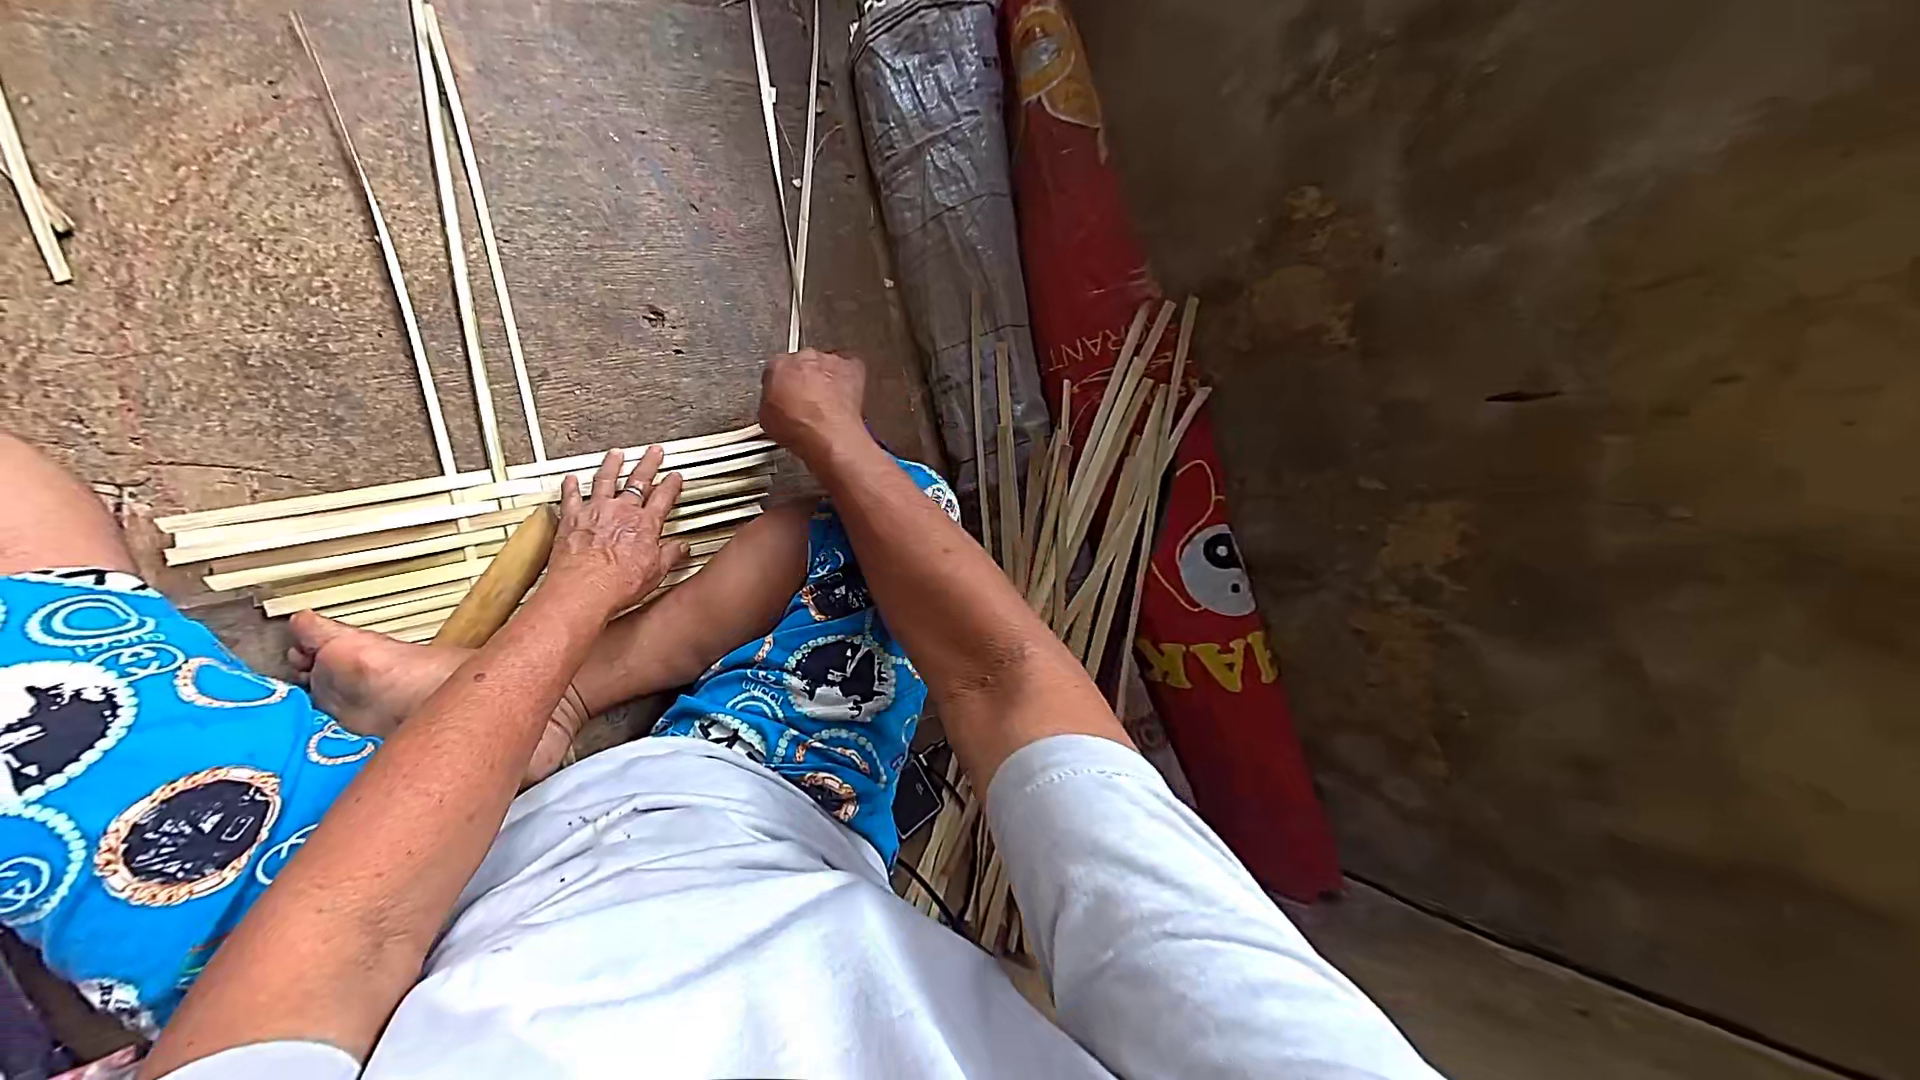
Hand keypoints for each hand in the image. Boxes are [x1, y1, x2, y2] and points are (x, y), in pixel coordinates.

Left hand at [546, 447, 688, 619]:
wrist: (584, 590)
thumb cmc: (617, 584)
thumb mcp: (656, 572)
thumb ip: (670, 555)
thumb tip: (681, 549)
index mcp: (645, 524)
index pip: (664, 497)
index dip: (671, 485)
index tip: (674, 477)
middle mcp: (621, 512)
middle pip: (638, 480)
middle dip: (648, 464)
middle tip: (654, 452)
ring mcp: (596, 512)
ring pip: (605, 480)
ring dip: (612, 465)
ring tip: (616, 454)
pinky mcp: (572, 518)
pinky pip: (571, 496)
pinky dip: (571, 486)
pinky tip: (571, 478)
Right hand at [760, 349, 869, 460]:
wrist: (828, 435)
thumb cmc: (800, 428)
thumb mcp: (767, 418)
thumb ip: (769, 400)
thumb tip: (774, 404)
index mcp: (778, 365)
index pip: (777, 369)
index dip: (783, 385)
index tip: (788, 396)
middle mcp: (804, 358)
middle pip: (803, 364)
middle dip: (806, 379)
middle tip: (809, 401)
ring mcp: (829, 361)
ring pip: (826, 366)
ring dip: (826, 380)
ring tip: (829, 403)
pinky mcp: (852, 368)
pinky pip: (850, 368)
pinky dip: (848, 379)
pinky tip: (845, 397)